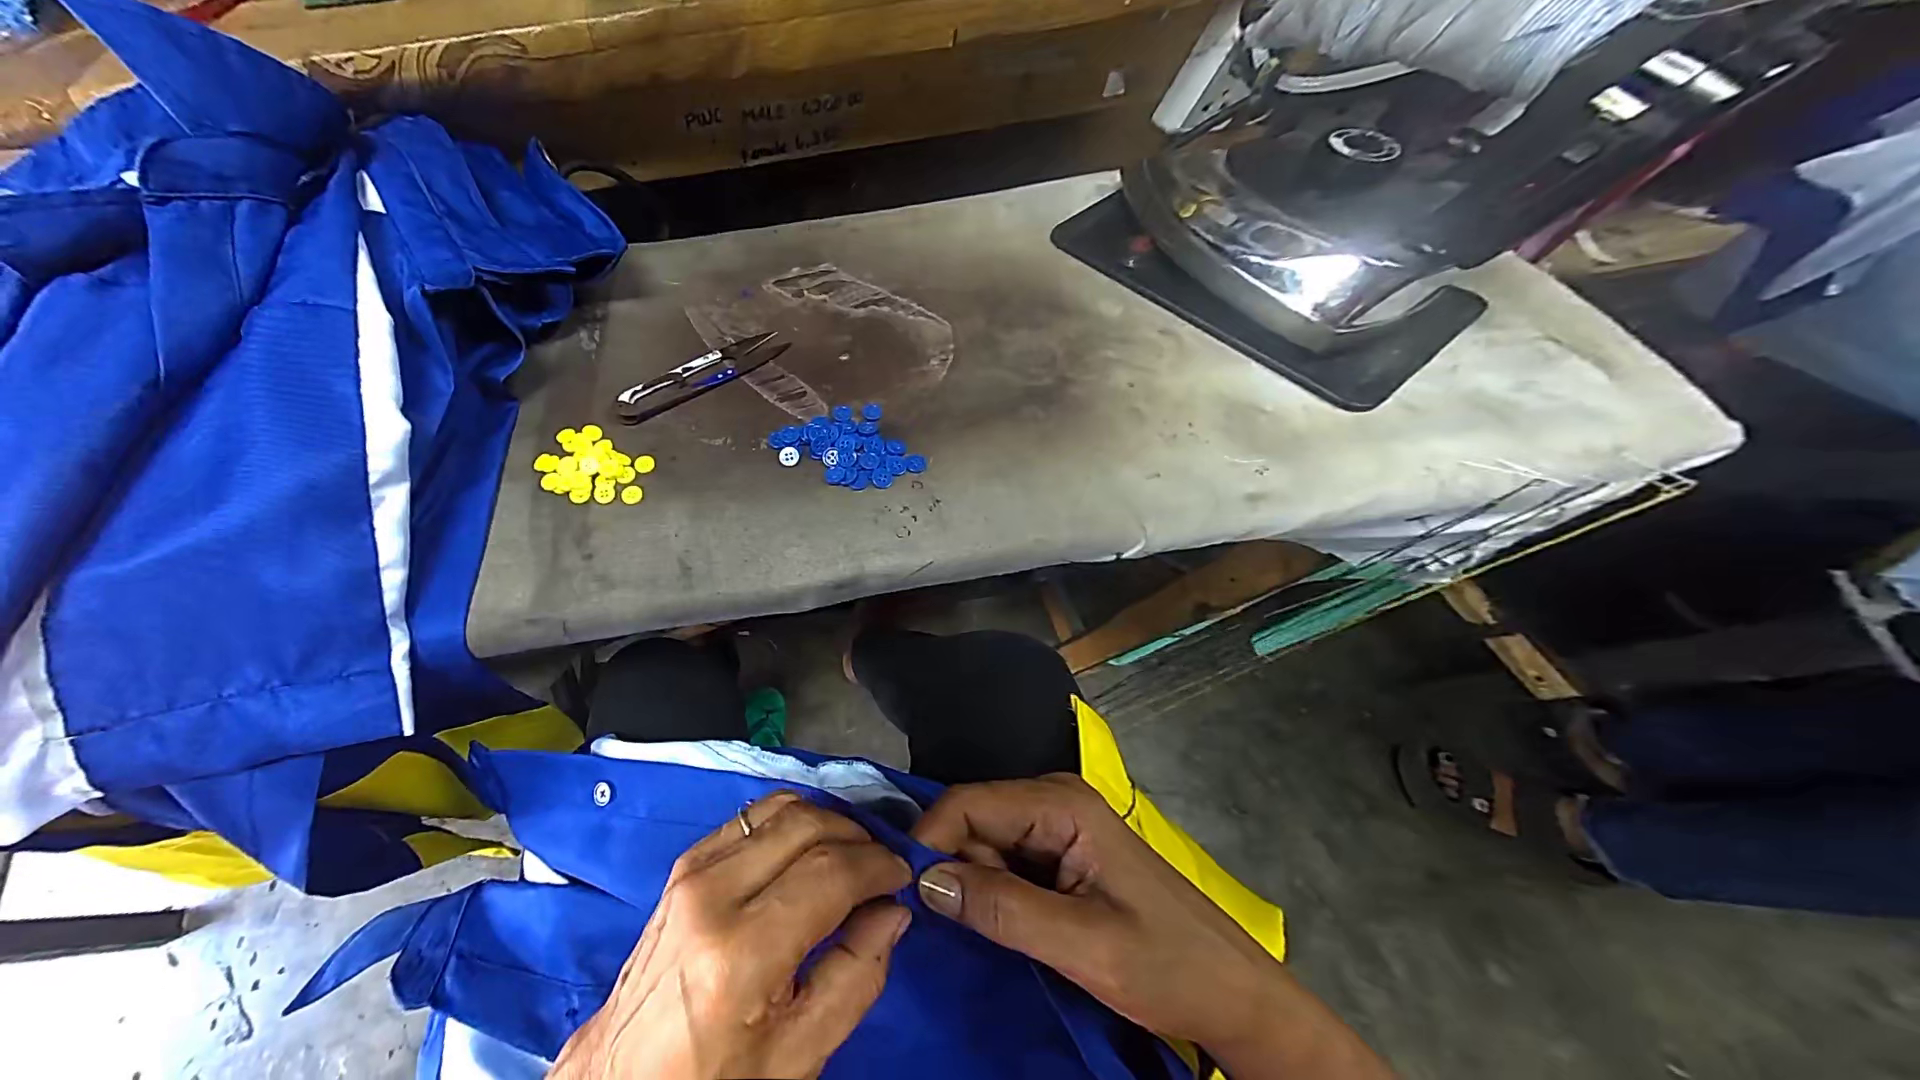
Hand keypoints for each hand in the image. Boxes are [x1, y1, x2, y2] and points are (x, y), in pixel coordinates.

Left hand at [551, 792, 911, 1079]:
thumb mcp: (799, 1057)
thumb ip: (857, 975)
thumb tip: (892, 910)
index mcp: (741, 952)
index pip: (832, 872)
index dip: (879, 866)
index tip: (902, 876)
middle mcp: (712, 895)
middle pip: (809, 824)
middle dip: (859, 837)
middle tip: (880, 867)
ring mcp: (692, 872)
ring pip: (782, 807)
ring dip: (828, 822)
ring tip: (849, 856)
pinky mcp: (685, 864)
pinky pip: (753, 816)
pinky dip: (792, 821)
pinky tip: (807, 852)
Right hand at [911, 775, 1392, 1079]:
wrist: (1232, 995)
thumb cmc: (1168, 965)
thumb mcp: (1083, 944)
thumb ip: (1002, 908)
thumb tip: (924, 879)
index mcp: (1062, 804)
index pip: (968, 802)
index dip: (931, 842)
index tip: (909, 899)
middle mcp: (1054, 802)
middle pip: (972, 820)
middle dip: (953, 871)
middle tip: (956, 932)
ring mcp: (1058, 828)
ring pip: (984, 845)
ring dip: (972, 888)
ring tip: (987, 937)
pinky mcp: (1060, 857)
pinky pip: (1005, 865)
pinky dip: (991, 895)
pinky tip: (1001, 928)